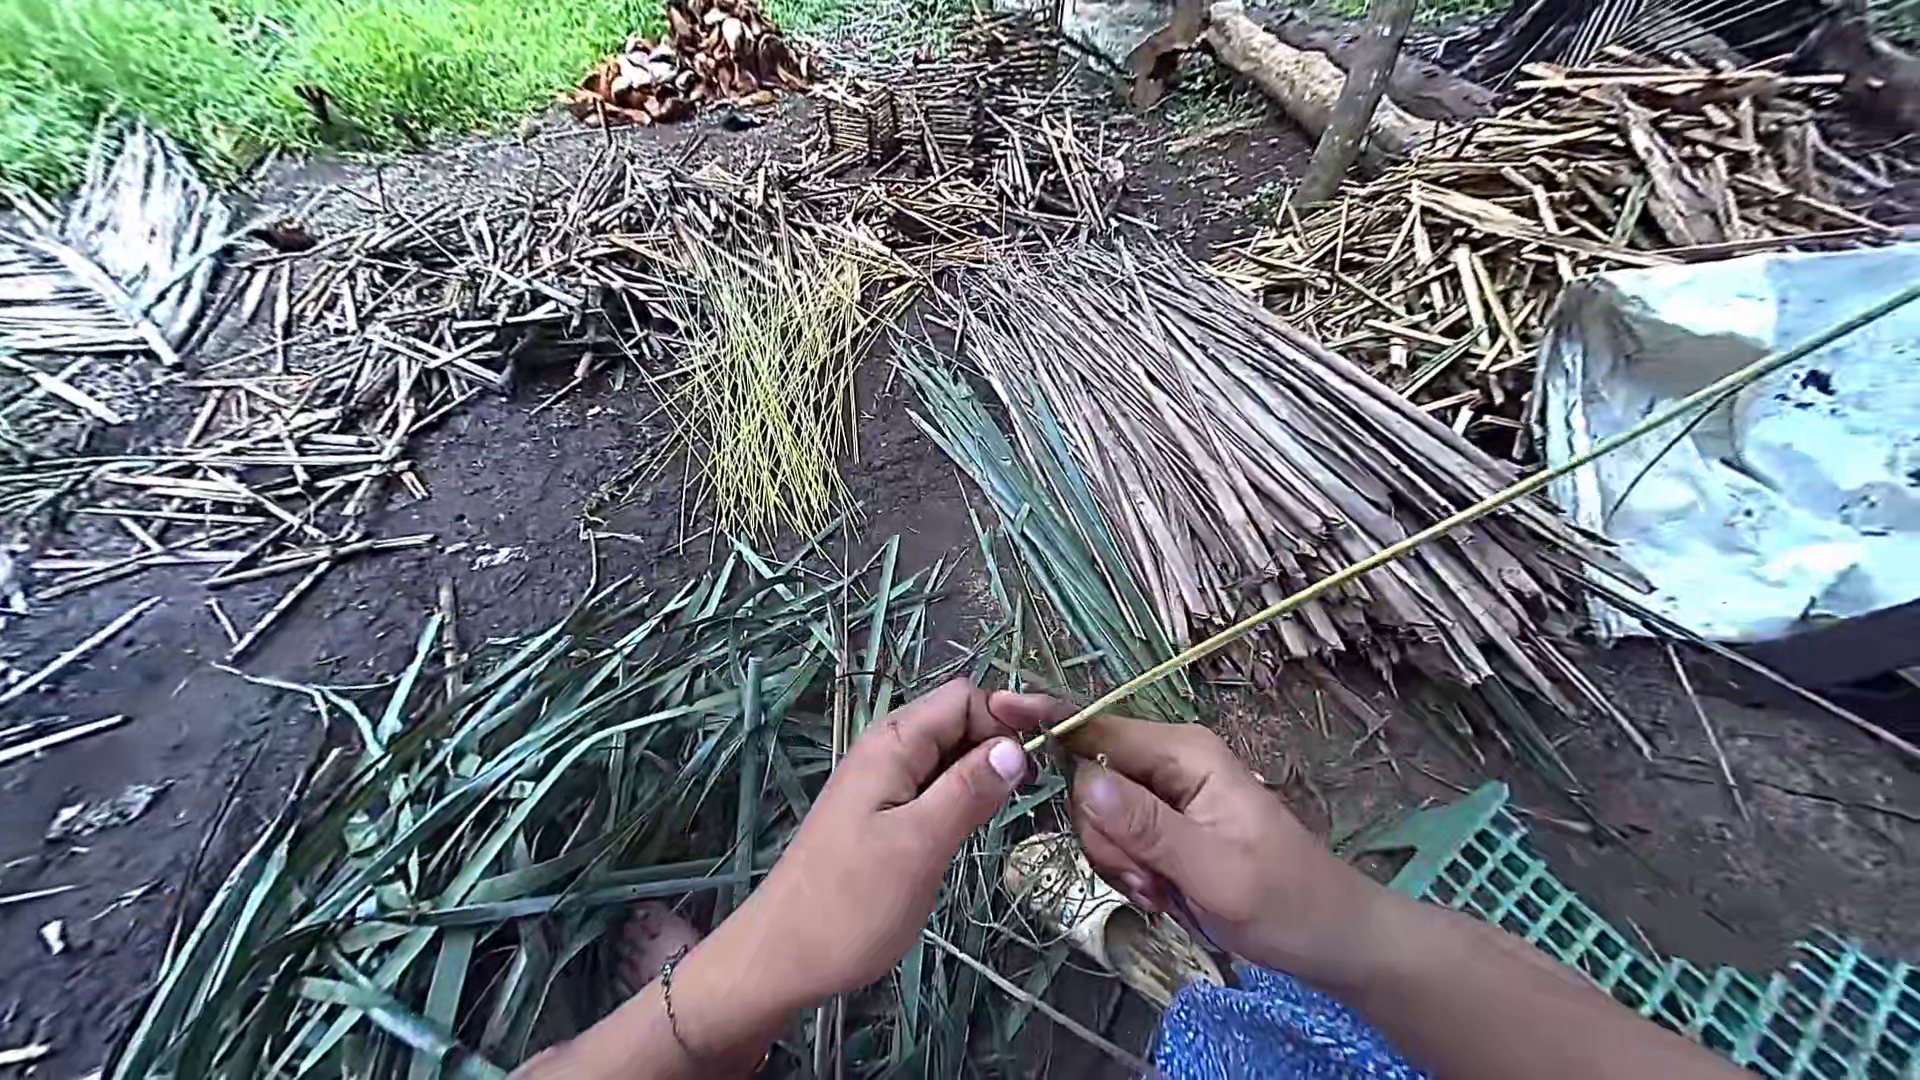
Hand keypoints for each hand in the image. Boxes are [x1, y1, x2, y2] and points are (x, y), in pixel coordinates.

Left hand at [670, 680, 1034, 1057]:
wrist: (783, 958)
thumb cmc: (850, 903)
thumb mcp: (919, 844)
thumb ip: (969, 790)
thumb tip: (1016, 748)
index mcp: (894, 741)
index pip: (963, 698)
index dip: (1004, 716)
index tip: (1043, 753)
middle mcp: (890, 747)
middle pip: (957, 719)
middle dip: (999, 740)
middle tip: (1035, 785)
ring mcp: (886, 778)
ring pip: (950, 751)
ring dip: (984, 768)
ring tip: (1013, 803)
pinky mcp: (887, 807)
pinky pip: (936, 780)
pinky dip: (964, 790)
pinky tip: (979, 817)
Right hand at [996, 695, 1388, 984]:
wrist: (1333, 939)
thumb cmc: (1287, 901)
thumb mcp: (1218, 869)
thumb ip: (1146, 824)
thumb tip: (1082, 777)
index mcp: (1181, 751)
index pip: (1097, 724)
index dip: (1046, 717)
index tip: (998, 706)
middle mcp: (1165, 759)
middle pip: (1089, 776)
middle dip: (1104, 833)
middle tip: (1146, 880)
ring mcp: (1160, 789)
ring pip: (1097, 811)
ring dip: (1117, 857)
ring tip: (1162, 892)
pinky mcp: (1159, 818)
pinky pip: (1113, 833)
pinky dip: (1125, 866)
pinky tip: (1161, 892)